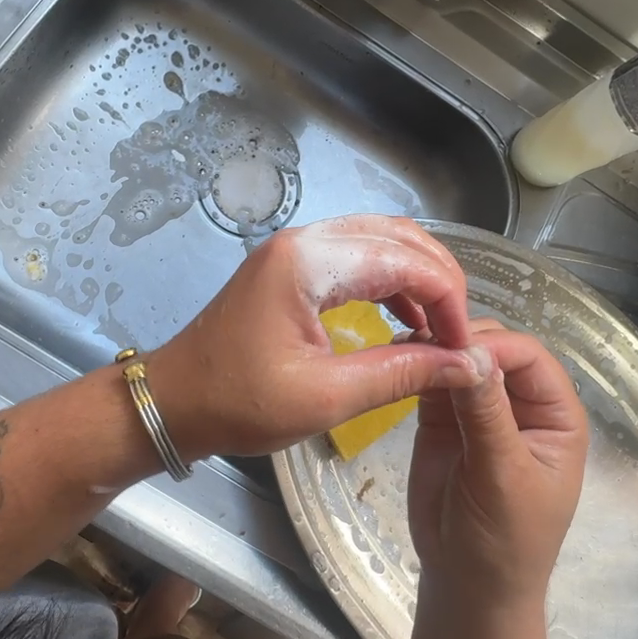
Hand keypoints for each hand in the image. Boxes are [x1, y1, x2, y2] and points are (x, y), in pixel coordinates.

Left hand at [148, 215, 487, 458]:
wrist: (173, 402)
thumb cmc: (239, 403)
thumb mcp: (326, 397)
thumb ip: (401, 373)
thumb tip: (464, 365)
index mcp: (309, 262)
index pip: (405, 260)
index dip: (447, 299)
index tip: (461, 347)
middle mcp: (304, 239)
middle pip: (397, 236)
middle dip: (440, 278)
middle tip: (458, 331)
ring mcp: (295, 248)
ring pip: (379, 239)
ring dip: (417, 274)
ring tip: (440, 324)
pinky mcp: (291, 265)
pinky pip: (356, 256)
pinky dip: (389, 279)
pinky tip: (405, 315)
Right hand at [408, 323, 588, 602]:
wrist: (467, 586)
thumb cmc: (504, 540)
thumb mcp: (501, 477)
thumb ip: (487, 415)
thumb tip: (471, 352)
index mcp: (555, 414)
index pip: (528, 357)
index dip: (494, 345)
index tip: (452, 346)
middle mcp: (521, 402)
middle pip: (494, 348)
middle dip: (461, 341)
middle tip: (421, 340)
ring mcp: (480, 407)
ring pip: (460, 358)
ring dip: (436, 349)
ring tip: (404, 345)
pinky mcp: (444, 416)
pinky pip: (433, 379)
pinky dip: (418, 367)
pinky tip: (399, 360)